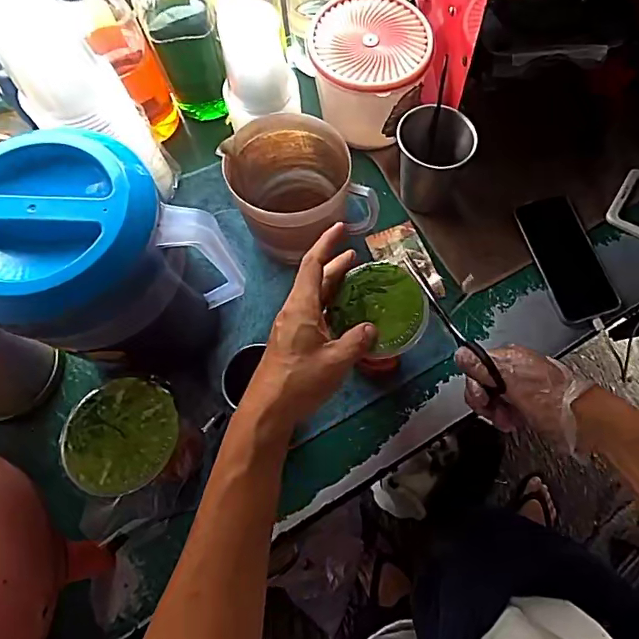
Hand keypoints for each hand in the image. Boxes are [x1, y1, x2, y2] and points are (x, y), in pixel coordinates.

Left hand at [236, 223, 375, 433]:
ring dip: (333, 286)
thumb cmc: (299, 381)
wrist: (267, 410)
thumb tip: (370, 329)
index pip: (314, 264)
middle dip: (335, 264)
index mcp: (301, 307)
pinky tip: (344, 316)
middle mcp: (294, 311)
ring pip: (314, 297)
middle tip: (356, 255)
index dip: (327, 243)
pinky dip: (331, 307)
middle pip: (314, 279)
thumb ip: (357, 341)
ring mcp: (292, 327)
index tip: (340, 228)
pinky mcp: (293, 342)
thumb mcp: (336, 361)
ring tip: (354, 281)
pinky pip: (314, 314)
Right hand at [455, 345, 594, 453]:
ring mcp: (521, 387)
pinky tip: (516, 422)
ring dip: (496, 413)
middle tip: (497, 410)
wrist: (581, 421)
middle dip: (486, 402)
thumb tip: (461, 353)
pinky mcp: (527, 404)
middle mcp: (514, 369)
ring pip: (493, 399)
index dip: (476, 385)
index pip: (476, 366)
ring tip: (509, 420)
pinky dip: (506, 418)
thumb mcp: (512, 381)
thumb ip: (483, 367)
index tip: (484, 398)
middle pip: (482, 384)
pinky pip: (505, 409)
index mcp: (509, 357)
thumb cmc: (553, 401)